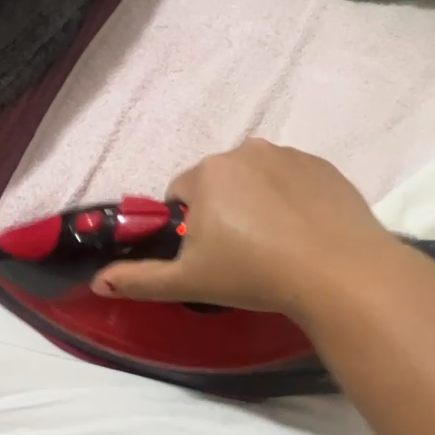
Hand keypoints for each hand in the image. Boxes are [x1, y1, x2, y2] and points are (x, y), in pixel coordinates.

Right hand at [92, 139, 402, 317]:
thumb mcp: (188, 283)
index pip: (179, 194)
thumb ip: (139, 280)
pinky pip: (292, 181)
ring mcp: (290, 155)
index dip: (187, 227)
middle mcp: (245, 151)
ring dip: (255, 204)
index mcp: (207, 173)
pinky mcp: (324, 166)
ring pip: (256, 180)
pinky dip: (290, 201)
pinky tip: (300, 234)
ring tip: (273, 246)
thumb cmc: (253, 274)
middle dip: (221, 212)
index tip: (206, 255)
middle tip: (239, 254)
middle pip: (218, 183)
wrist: (338, 273)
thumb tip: (97, 283)